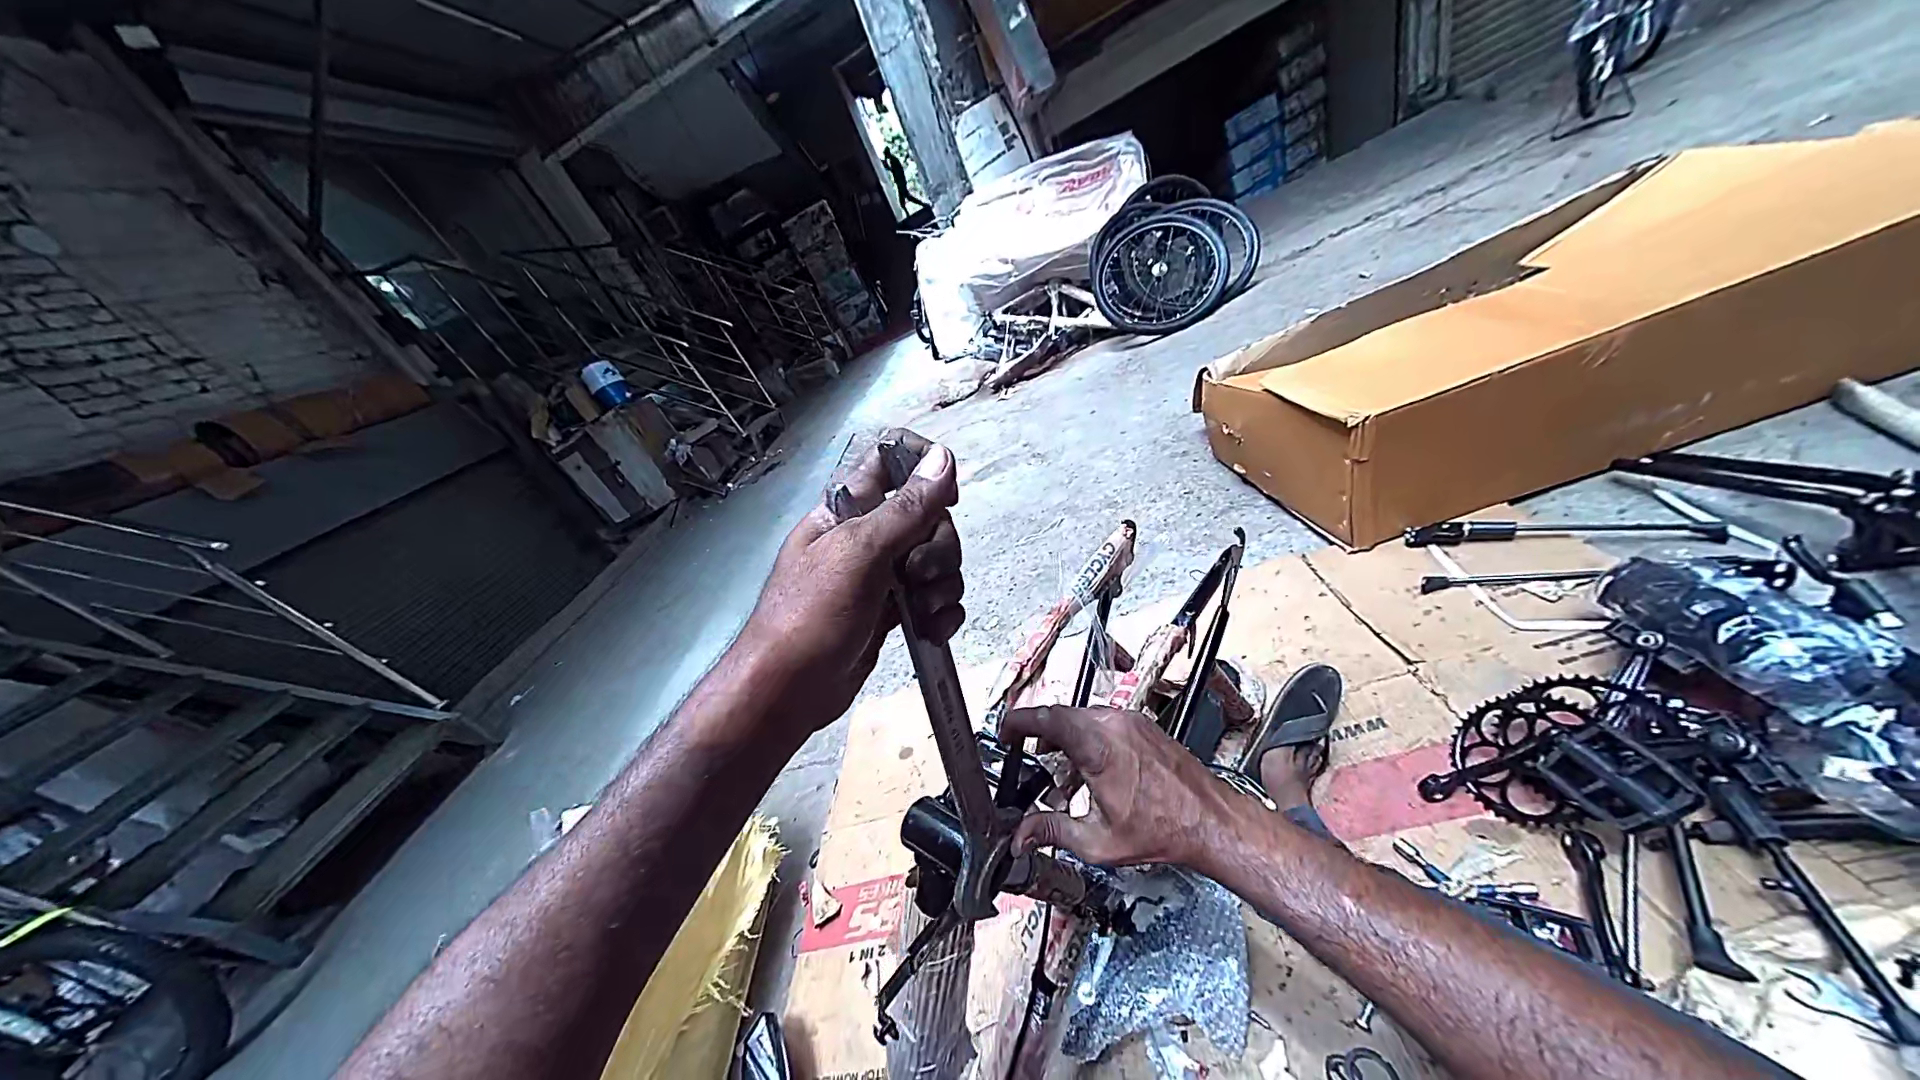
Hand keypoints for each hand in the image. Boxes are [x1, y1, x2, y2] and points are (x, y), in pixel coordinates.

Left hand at [735, 430, 963, 740]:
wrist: (789, 690)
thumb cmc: (810, 615)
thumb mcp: (859, 553)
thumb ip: (906, 508)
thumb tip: (943, 459)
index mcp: (850, 508)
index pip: (890, 460)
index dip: (923, 469)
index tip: (944, 498)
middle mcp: (868, 536)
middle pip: (930, 519)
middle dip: (939, 549)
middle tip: (916, 575)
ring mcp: (883, 576)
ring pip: (938, 562)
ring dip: (942, 587)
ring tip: (922, 612)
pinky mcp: (895, 611)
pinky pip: (936, 599)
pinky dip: (942, 613)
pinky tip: (932, 630)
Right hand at [1004, 706, 1250, 871]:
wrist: (1209, 820)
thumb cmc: (1165, 828)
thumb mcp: (1097, 841)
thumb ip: (1052, 832)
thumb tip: (1022, 835)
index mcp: (1098, 748)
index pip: (1047, 718)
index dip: (1019, 720)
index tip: (1005, 729)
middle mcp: (1114, 725)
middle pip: (1062, 717)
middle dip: (1040, 735)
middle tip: (1027, 755)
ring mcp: (1130, 722)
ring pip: (1082, 718)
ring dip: (1065, 739)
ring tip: (1062, 773)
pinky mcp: (1141, 724)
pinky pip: (1102, 722)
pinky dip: (1086, 738)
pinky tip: (1089, 769)